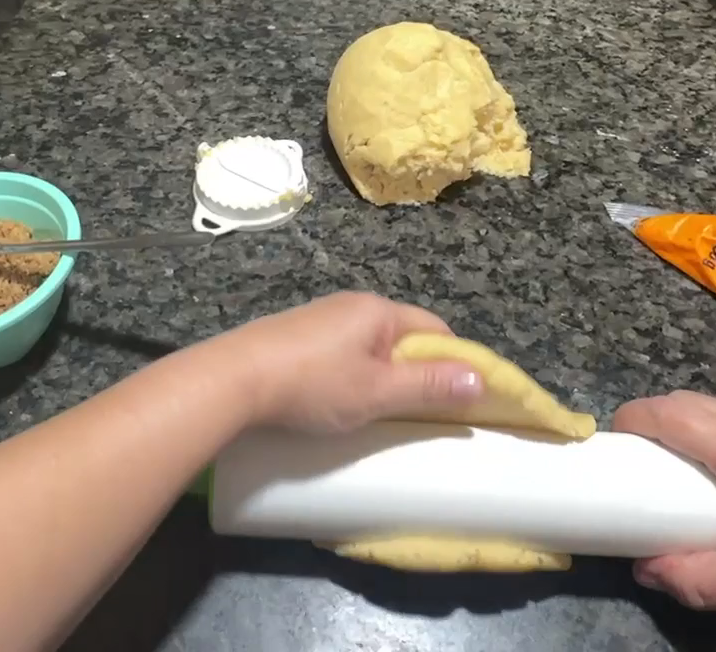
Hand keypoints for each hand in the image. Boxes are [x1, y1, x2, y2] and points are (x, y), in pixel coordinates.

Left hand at [210, 291, 483, 432]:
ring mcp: (324, 316)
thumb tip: (480, 378)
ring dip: (386, 371)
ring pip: (373, 343)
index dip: (455, 361)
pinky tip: (344, 395)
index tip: (463, 397)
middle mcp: (354, 304)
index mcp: (379, 311)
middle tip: (422, 410)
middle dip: (419, 369)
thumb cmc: (314, 385)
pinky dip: (357, 370)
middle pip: (404, 335)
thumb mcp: (378, 392)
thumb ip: (428, 386)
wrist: (235, 378)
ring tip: (383, 408)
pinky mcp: (301, 333)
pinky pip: (346, 348)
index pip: (435, 330)